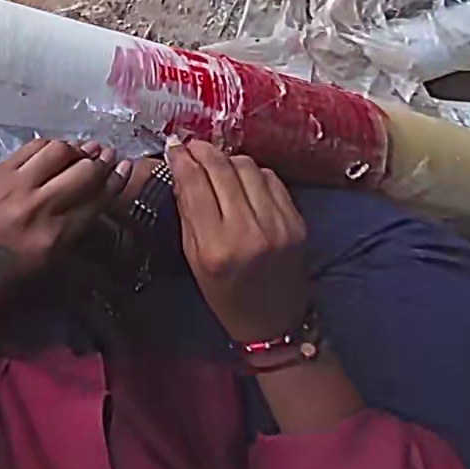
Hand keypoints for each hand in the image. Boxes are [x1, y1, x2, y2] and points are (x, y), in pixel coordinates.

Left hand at [0, 139, 128, 304]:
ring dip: (76, 149)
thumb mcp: (47, 261)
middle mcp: (38, 208)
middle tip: (107, 156)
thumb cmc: (2, 275)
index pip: (96, 200)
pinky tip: (56, 151)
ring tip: (82, 152)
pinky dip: (50, 145)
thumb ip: (74, 227)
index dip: (116, 180)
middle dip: (101, 161)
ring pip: (60, 151)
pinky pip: (33, 147)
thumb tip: (97, 193)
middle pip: (84, 171)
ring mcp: (16, 185)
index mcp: (53, 238)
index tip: (125, 167)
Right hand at [169, 140, 309, 342]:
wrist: (275, 322)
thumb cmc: (224, 293)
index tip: (173, 146)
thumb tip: (180, 167)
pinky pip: (270, 177)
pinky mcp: (296, 221)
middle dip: (202, 150)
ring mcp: (278, 224)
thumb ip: (187, 210)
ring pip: (247, 166)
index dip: (181, 158)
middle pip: (221, 168)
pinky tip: (241, 179)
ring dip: (226, 159)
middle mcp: (248, 231)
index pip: (194, 183)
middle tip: (190, 146)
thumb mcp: (192, 256)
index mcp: (215, 246)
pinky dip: (251, 172)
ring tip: (216, 165)